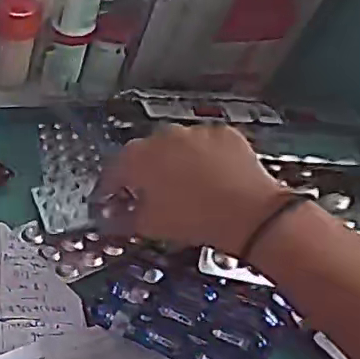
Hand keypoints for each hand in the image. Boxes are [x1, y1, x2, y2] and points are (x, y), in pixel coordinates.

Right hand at [99, 123, 291, 254]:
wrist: (248, 213)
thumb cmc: (198, 217)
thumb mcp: (148, 225)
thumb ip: (123, 217)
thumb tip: (114, 217)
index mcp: (137, 158)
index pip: (113, 170)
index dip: (110, 188)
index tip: (113, 198)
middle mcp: (164, 138)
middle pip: (144, 153)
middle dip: (144, 173)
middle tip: (150, 196)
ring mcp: (195, 133)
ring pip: (176, 146)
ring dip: (175, 162)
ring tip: (183, 189)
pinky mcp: (223, 134)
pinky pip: (205, 144)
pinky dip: (203, 158)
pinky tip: (208, 179)